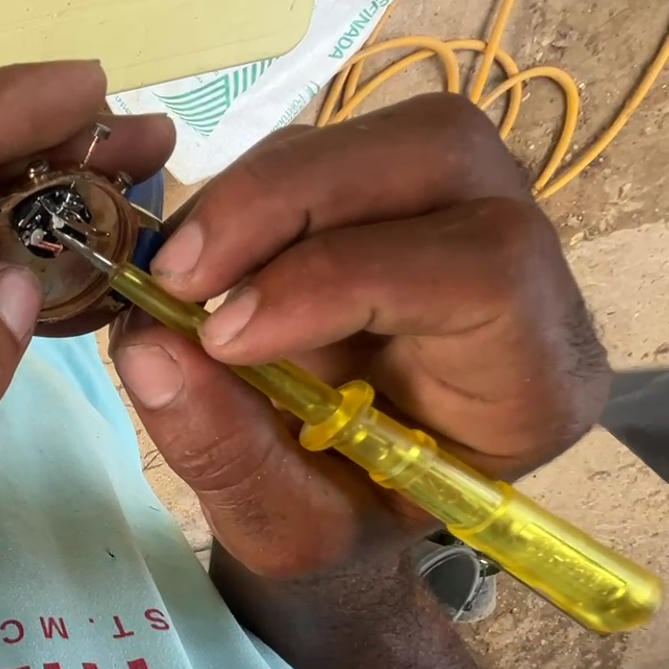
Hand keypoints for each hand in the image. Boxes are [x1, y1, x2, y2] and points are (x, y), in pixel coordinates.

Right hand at [111, 93, 610, 580]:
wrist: (332, 503)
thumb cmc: (327, 528)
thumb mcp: (278, 528)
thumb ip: (223, 450)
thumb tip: (145, 344)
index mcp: (523, 383)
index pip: (482, 271)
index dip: (336, 280)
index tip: (219, 339)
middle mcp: (514, 279)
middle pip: (436, 155)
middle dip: (283, 200)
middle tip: (173, 276)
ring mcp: (449, 229)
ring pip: (376, 140)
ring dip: (250, 194)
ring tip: (170, 275)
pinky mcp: (379, 215)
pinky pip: (317, 158)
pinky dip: (232, 201)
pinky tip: (188, 266)